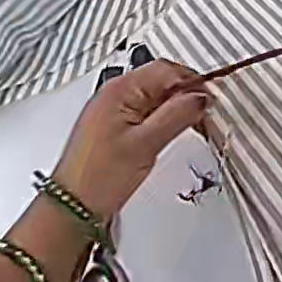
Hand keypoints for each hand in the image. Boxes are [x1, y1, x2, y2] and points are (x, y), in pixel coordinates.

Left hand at [50, 61, 209, 218]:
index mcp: (120, 90)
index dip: (193, 82)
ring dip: (175, 106)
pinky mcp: (115, 125)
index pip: (167, 70)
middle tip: (203, 112)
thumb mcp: (147, 143)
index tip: (210, 99)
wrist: (71, 211)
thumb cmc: (98, 179)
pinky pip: (147, 110)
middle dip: (186, 93)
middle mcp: (114, 94)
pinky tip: (170, 132)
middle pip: (162, 79)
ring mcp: (113, 109)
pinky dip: (164, 117)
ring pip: (157, 95)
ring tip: (189, 124)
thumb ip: (178, 114)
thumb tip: (201, 96)